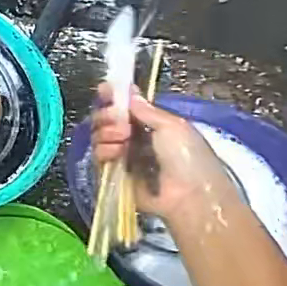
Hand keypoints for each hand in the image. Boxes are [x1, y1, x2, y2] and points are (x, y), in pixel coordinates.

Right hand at [91, 87, 238, 227]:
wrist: (189, 195)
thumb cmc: (188, 158)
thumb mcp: (173, 126)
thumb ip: (147, 109)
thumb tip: (130, 93)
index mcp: (149, 124)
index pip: (125, 106)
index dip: (112, 96)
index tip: (105, 90)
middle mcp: (132, 138)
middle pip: (105, 119)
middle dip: (108, 115)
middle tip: (121, 123)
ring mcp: (122, 156)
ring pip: (98, 136)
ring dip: (106, 132)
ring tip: (123, 139)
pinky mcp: (113, 175)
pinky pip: (98, 157)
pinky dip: (104, 150)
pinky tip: (117, 152)